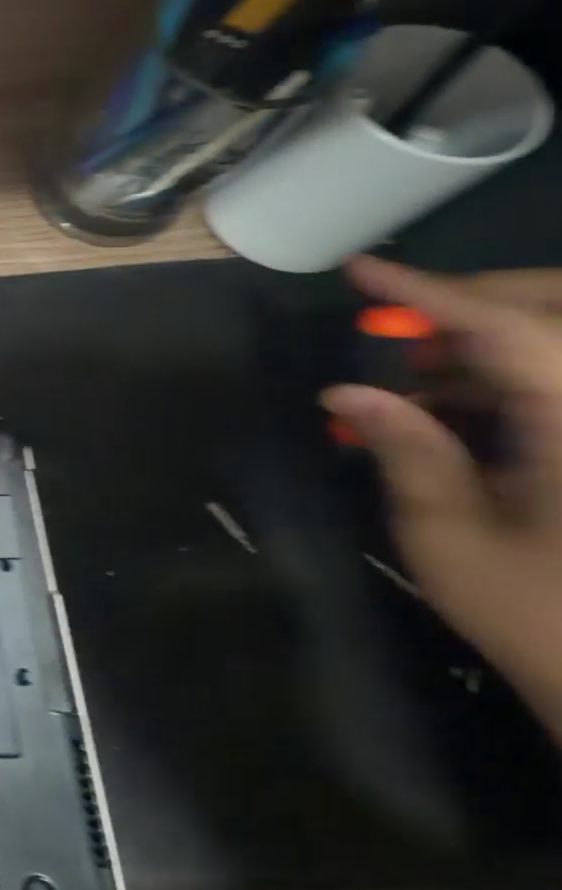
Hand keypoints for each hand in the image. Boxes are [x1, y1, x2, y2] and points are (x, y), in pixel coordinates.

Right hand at [322, 257, 561, 739]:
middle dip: (478, 302)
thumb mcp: (448, 536)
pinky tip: (460, 409)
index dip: (430, 294)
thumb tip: (348, 392)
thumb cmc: (539, 618)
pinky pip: (560, 384)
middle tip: (396, 326)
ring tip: (414, 380)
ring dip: (493, 344)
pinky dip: (516, 378)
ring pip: (561, 347)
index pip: (510, 330)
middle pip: (559, 317)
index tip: (362, 271)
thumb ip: (407, 452)